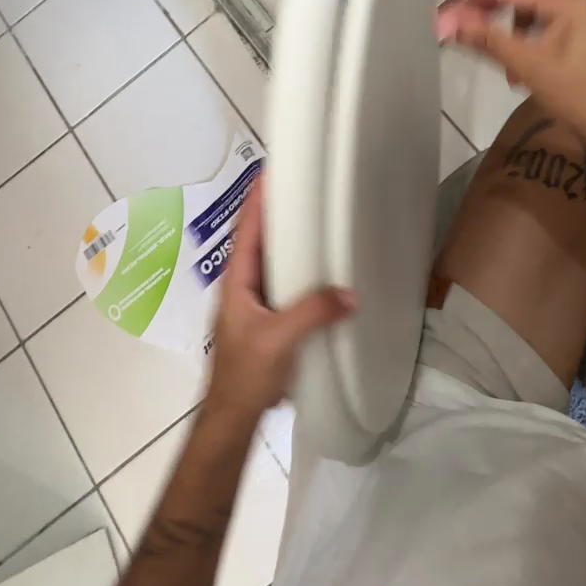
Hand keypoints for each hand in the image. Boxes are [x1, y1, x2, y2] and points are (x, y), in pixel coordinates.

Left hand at [206, 187, 356, 417]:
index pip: (246, 229)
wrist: (235, 416)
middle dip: (278, 213)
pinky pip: (287, 285)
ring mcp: (255, 303)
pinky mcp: (270, 321)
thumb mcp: (278, 339)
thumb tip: (350, 294)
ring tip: (318, 220)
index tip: (271, 169)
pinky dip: (302, 271)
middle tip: (305, 188)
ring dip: (291, 242)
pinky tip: (324, 271)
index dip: (257, 198)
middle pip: (260, 240)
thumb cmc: (246, 374)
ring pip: (274, 263)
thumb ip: (313, 313)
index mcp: (236, 280)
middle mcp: (243, 285)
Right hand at [435, 0, 585, 162]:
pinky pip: (559, 28)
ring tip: (506, 70)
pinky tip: (529, 72)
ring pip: (542, 15)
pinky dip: (537, 43)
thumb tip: (446, 21)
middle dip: (492, 12)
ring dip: (515, 35)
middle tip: (457, 25)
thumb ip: (488, 40)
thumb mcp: (533, 69)